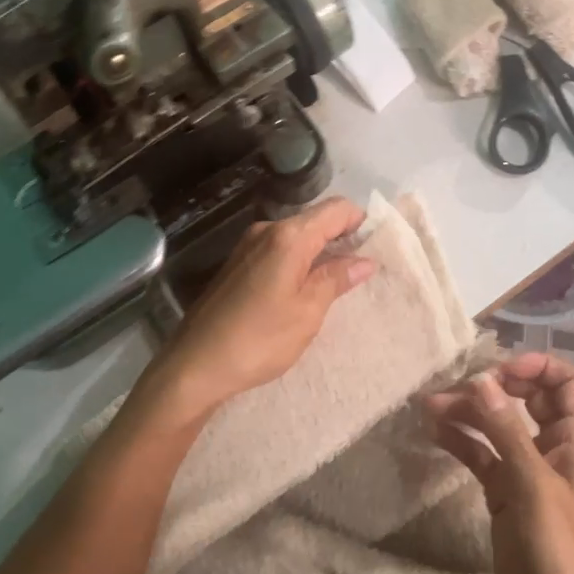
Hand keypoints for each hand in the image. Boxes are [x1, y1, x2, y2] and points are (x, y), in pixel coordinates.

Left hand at [145, 198, 375, 421]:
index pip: (336, 209)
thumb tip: (364, 260)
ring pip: (297, 236)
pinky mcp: (238, 263)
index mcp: (289, 236)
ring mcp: (249, 245)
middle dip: (342, 238)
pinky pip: (279, 250)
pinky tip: (304, 289)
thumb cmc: (258, 340)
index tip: (378, 246)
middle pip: (316, 219)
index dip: (361, 222)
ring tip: (338, 284)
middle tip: (364, 269)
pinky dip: (298, 261)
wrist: (195, 364)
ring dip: (320, 252)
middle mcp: (267, 230)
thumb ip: (336, 280)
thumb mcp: (307, 312)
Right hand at [422, 353, 573, 573]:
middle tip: (459, 386)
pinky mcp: (503, 491)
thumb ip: (508, 430)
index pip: (567, 383)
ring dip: (466, 411)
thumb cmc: (559, 546)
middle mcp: (552, 447)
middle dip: (492, 386)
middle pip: (527, 398)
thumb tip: (481, 379)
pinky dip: (459, 439)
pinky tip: (434, 431)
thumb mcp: (534, 485)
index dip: (538, 367)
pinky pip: (480, 454)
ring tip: (429, 405)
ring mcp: (526, 469)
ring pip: (497, 425)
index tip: (500, 370)